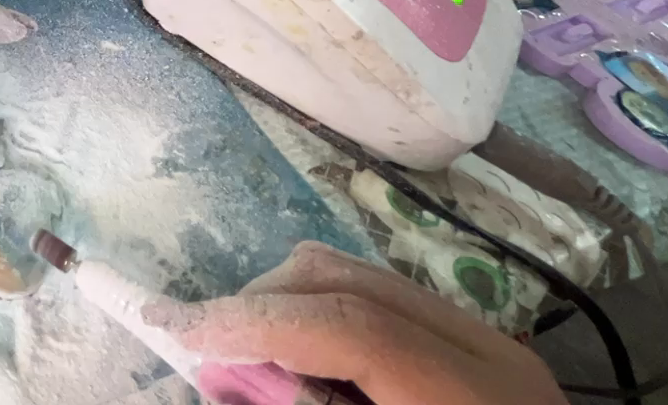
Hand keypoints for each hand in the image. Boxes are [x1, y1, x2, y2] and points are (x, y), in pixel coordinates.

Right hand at [141, 241, 563, 404]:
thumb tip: (216, 374)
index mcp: (477, 399)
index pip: (354, 325)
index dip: (257, 323)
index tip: (181, 333)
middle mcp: (487, 353)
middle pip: (340, 280)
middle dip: (257, 305)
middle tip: (205, 345)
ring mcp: (481, 341)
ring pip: (346, 275)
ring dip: (281, 304)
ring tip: (250, 353)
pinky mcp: (465, 344)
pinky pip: (365, 296)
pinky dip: (314, 315)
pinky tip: (300, 360)